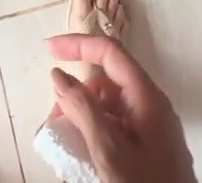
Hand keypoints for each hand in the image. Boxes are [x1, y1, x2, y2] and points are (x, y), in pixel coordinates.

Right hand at [46, 33, 194, 182]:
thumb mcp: (108, 150)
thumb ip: (82, 109)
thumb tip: (58, 75)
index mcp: (146, 96)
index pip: (109, 52)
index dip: (78, 44)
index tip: (48, 51)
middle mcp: (151, 106)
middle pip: (107, 82)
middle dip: (76, 94)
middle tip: (53, 120)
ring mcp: (153, 128)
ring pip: (110, 107)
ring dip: (83, 117)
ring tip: (64, 142)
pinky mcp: (151, 149)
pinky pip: (118, 128)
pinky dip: (96, 134)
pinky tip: (82, 156)